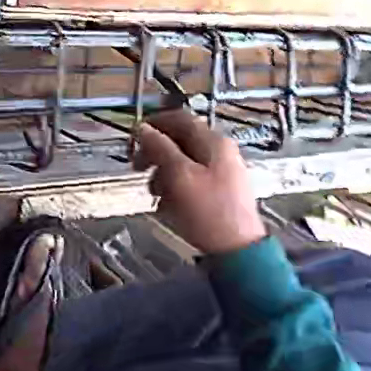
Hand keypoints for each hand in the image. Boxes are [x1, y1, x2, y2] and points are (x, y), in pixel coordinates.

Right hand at [131, 109, 266, 254]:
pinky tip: (169, 202)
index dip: (153, 123)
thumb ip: (159, 147)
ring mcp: (222, 171)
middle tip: (137, 167)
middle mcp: (220, 152)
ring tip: (155, 192)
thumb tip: (142, 128)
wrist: (237, 252)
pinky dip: (175, 186)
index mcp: (214, 142)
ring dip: (162, 173)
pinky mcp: (220, 190)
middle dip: (155, 153)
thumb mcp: (178, 175)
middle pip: (179, 140)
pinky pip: (190, 178)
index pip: (179, 118)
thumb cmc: (207, 211)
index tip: (133, 137)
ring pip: (182, 161)